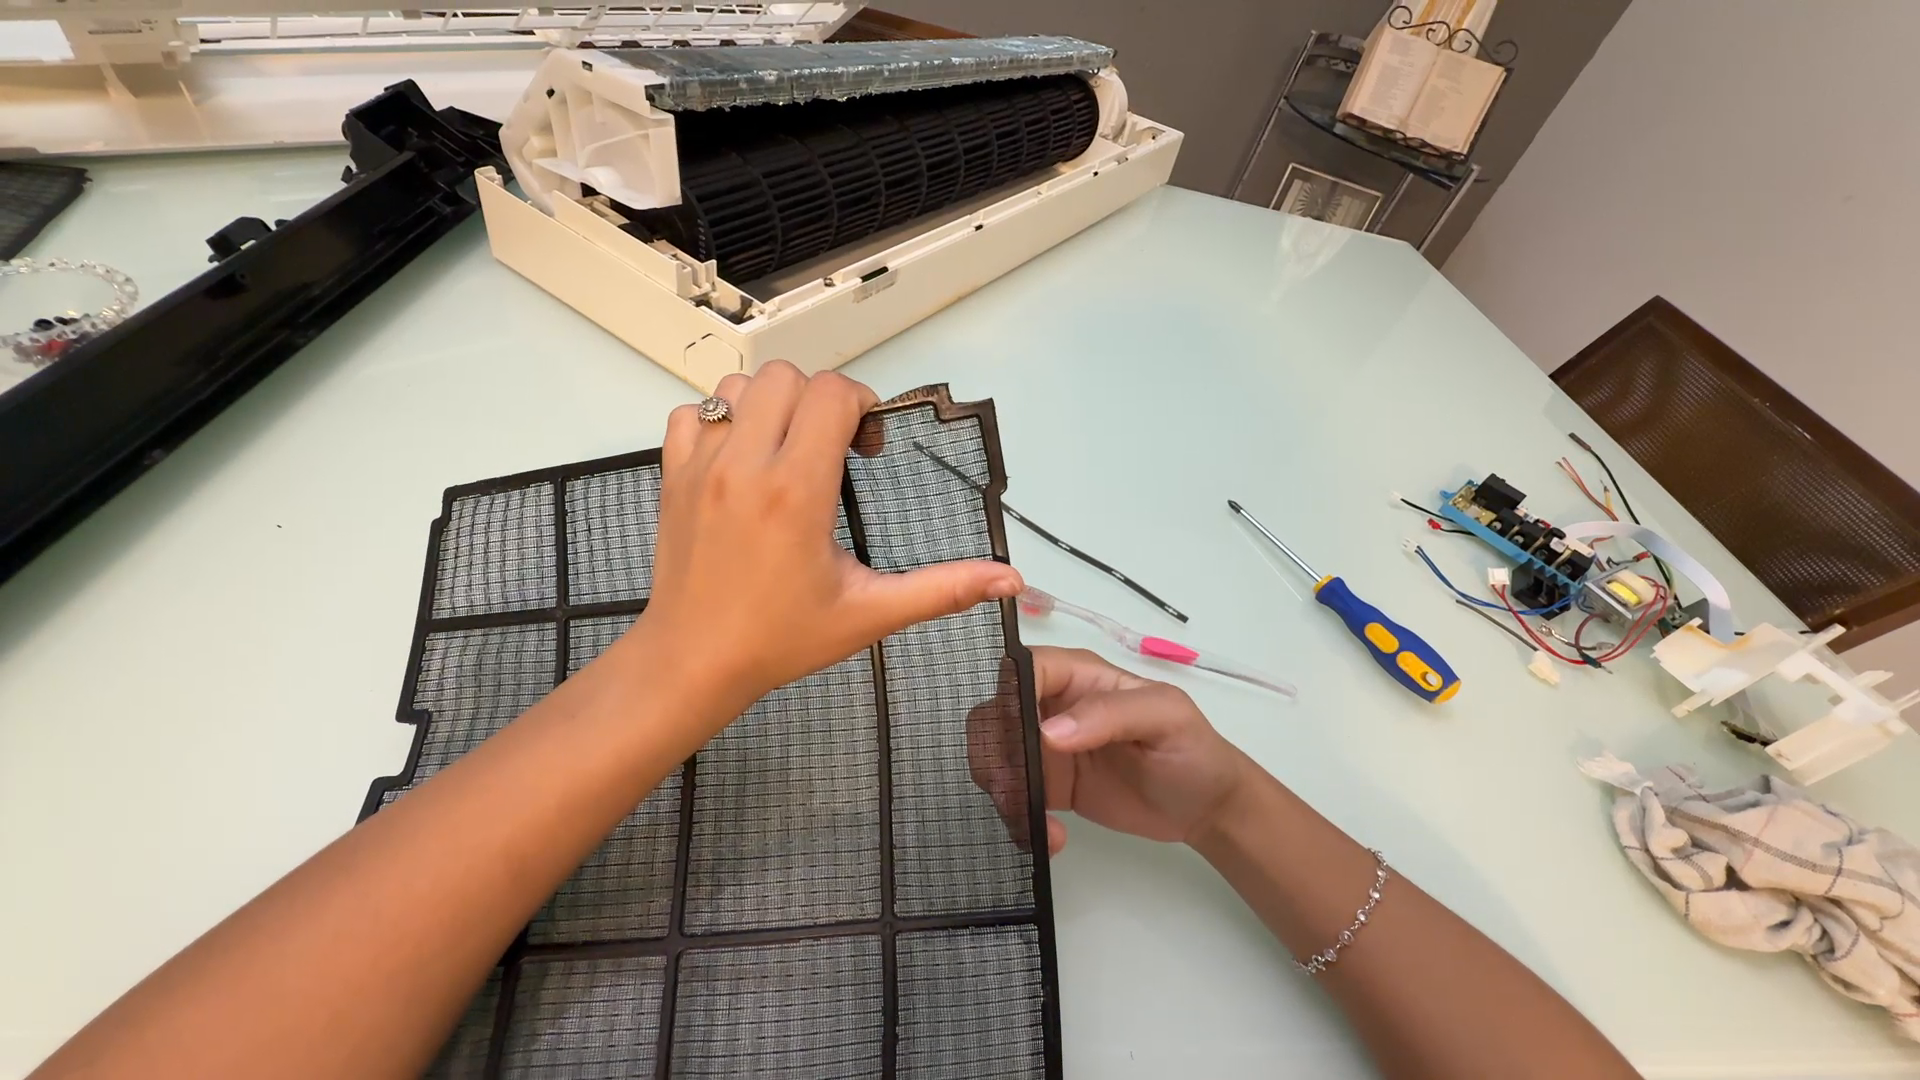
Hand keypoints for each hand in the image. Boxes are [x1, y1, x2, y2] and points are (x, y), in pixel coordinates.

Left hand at [626, 363, 1023, 725]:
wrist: (693, 663)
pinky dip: (720, 421)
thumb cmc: (781, 639)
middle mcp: (744, 466)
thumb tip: (1009, 580)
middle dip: (819, 400)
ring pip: (737, 388)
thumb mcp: (870, 614)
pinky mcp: (672, 477)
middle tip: (833, 447)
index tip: (867, 447)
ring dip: (771, 405)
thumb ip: (942, 590)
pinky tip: (740, 459)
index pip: (832, 395)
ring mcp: (701, 467)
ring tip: (787, 449)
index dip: (862, 405)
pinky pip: (693, 414)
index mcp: (796, 492)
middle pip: (786, 377)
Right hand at [973, 646, 1252, 854]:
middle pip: (997, 712)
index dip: (1008, 695)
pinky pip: (1014, 796)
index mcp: (1080, 675)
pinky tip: (1053, 837)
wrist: (1205, 807)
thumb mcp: (1165, 717)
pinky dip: (1019, 818)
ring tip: (1036, 822)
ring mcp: (1047, 747)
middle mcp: (1054, 705)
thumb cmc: (1193, 749)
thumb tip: (1050, 731)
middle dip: (994, 751)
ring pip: (995, 755)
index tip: (1015, 737)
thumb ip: (1110, 713)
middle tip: (1013, 789)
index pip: (1026, 668)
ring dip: (1003, 790)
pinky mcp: (1048, 786)